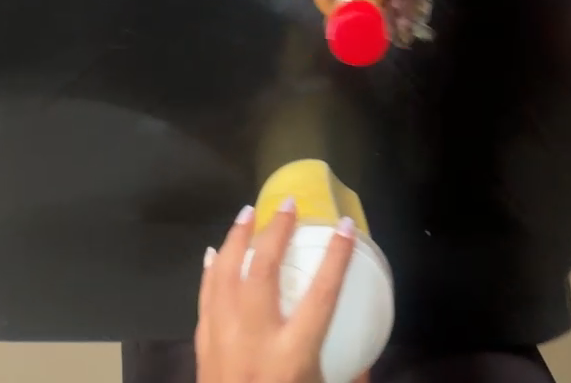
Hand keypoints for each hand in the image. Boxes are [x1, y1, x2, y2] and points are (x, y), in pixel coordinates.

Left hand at [196, 201, 358, 382]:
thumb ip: (348, 378)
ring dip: (237, 239)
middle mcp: (255, 341)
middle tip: (288, 204)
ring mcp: (223, 342)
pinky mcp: (203, 349)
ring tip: (248, 212)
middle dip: (276, 232)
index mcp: (292, 356)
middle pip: (263, 272)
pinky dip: (211, 271)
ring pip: (226, 276)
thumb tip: (367, 360)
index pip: (321, 296)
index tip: (346, 226)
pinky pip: (205, 299)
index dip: (336, 258)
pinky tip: (215, 252)